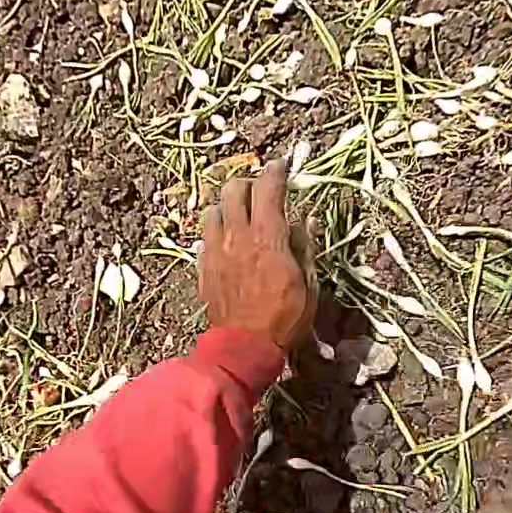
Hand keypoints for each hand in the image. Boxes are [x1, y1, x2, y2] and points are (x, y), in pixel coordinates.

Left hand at [199, 160, 316, 352]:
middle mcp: (237, 236)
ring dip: (228, 204)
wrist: (244, 347)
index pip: (269, 188)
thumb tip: (305, 220)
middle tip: (262, 191)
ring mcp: (215, 250)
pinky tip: (227, 239)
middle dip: (249, 183)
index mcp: (268, 238)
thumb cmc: (284, 319)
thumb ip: (305, 247)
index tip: (283, 165)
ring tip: (240, 213)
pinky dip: (217, 228)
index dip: (277, 171)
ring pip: (214, 208)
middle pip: (235, 189)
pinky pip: (205, 234)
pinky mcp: (203, 266)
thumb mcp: (308, 284)